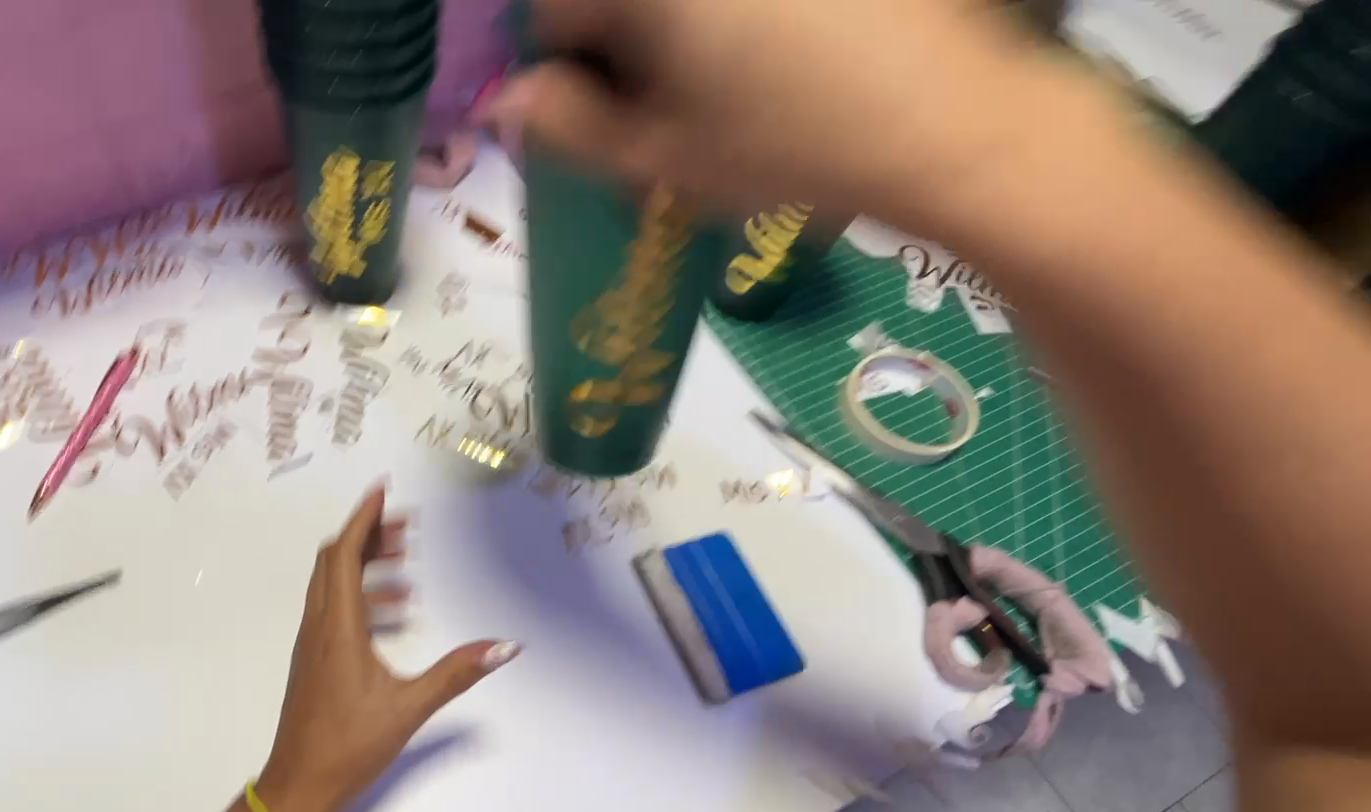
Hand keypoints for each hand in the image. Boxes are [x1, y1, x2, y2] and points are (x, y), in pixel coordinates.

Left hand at [256, 486, 519, 811]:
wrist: (298, 786)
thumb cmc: (349, 745)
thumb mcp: (409, 708)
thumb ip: (457, 673)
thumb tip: (506, 646)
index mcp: (338, 627)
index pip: (344, 555)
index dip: (363, 518)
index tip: (382, 489)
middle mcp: (319, 626)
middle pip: (334, 561)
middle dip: (368, 535)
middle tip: (407, 527)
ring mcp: (313, 643)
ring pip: (331, 584)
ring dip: (365, 565)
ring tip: (408, 566)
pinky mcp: (314, 660)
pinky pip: (334, 610)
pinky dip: (362, 598)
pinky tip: (397, 616)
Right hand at [496, 0, 1086, 229]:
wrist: (945, 119)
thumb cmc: (785, 145)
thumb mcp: (658, 156)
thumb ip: (566, 127)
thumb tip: (506, 102)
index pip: (550, 11)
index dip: (556, 69)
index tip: (586, 116)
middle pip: (610, 2)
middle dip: (611, 48)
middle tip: (648, 108)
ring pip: (666, 11)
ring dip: (664, 41)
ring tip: (706, 89)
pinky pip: (720, 13)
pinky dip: (719, 32)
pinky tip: (753, 60)